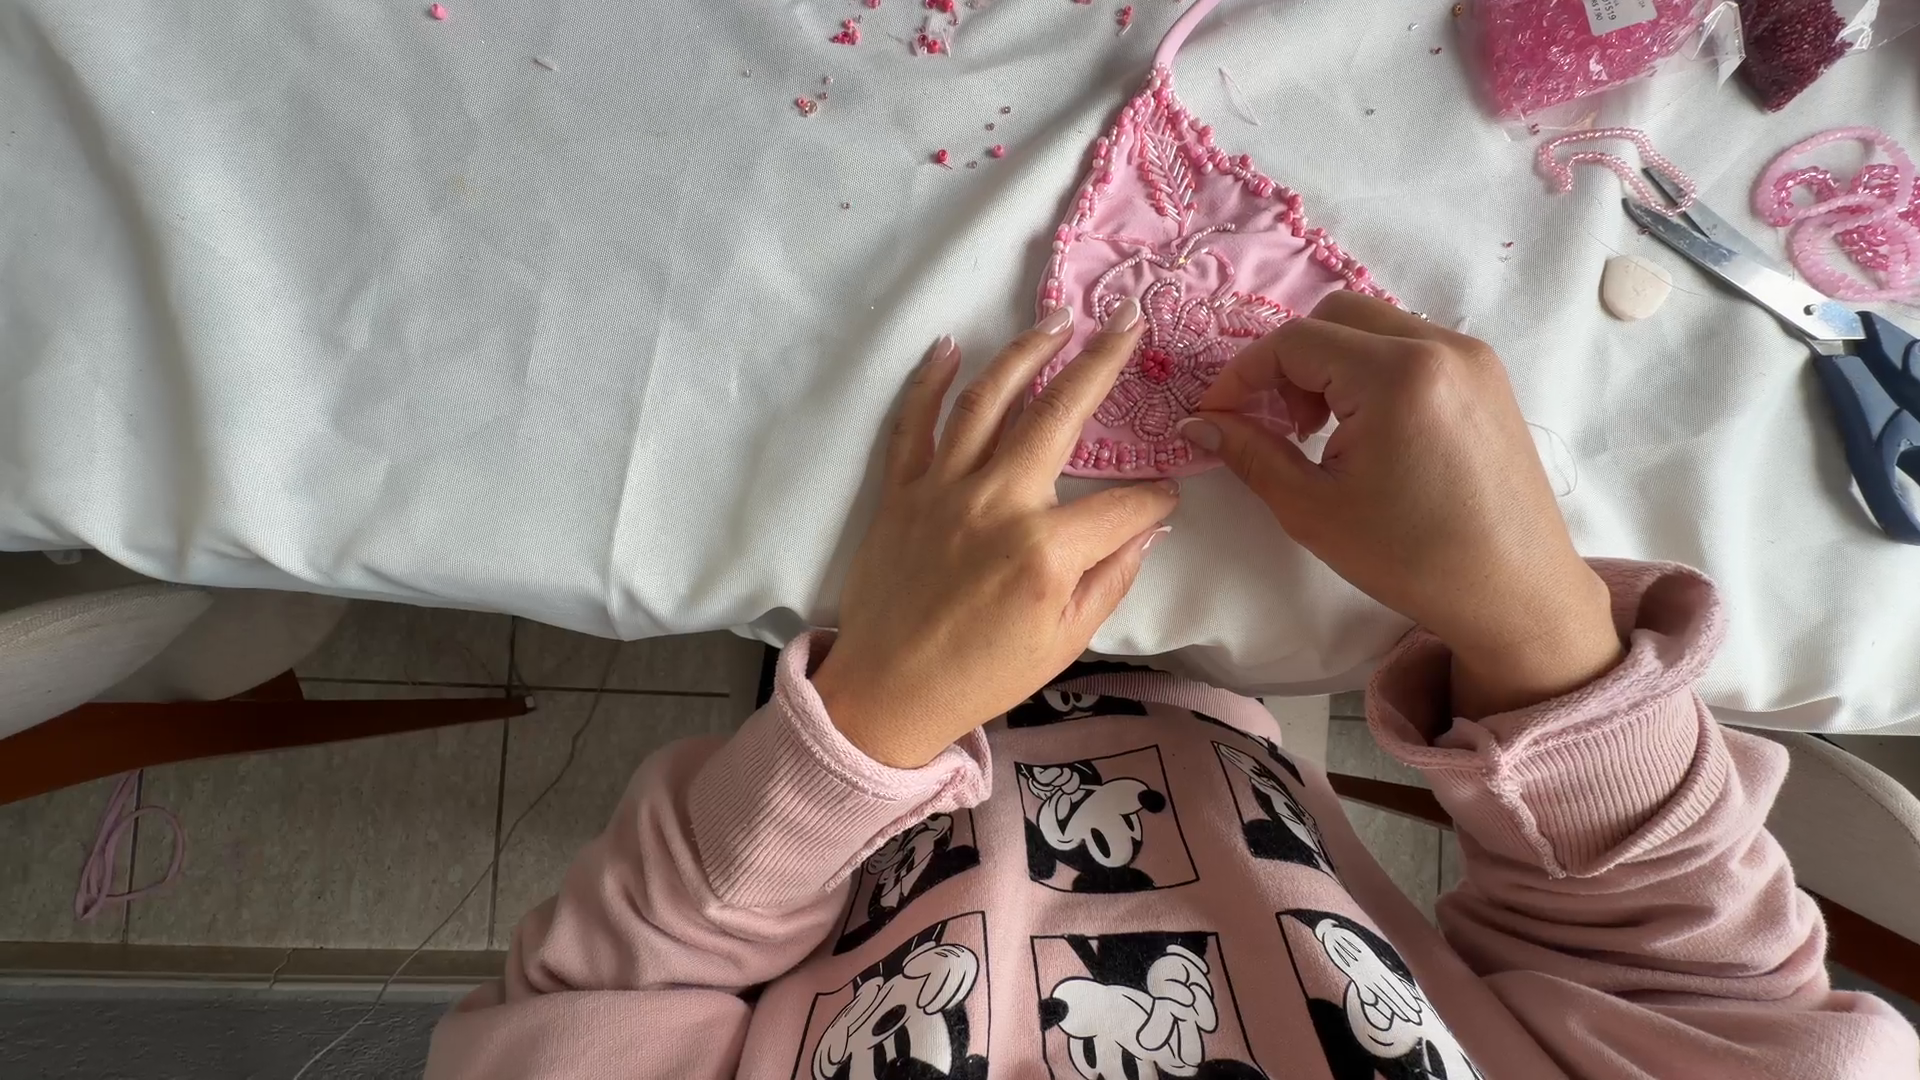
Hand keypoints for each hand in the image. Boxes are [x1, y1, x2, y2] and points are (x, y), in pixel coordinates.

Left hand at [813, 300, 1178, 766]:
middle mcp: (996, 503)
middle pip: (1059, 416)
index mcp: (1046, 550)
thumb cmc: (983, 675)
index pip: (1124, 504)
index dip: (1154, 499)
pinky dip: (928, 381)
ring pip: (987, 400)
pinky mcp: (900, 491)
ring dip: (1025, 352)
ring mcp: (942, 489)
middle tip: (1128, 321)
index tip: (1164, 497)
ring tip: (1057, 320)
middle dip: (1102, 363)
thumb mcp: (1067, 641)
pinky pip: (913, 423)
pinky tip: (950, 346)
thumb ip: (1113, 576)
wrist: (889, 691)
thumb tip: (1150, 525)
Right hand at [1179, 292, 1620, 717]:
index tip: (1215, 416)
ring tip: (1319, 430)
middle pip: (1333, 315)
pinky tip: (1362, 428)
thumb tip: (1194, 424)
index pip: (1292, 341)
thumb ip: (1247, 452)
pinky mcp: (1485, 375)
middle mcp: (1440, 346)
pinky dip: (1366, 370)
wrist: (1514, 591)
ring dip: (1326, 364)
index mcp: (1396, 376)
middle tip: (1276, 421)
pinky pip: (1408, 345)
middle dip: (1286, 361)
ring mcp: (1471, 356)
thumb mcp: (1310, 507)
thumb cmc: (1406, 556)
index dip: (1241, 375)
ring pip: (1371, 325)